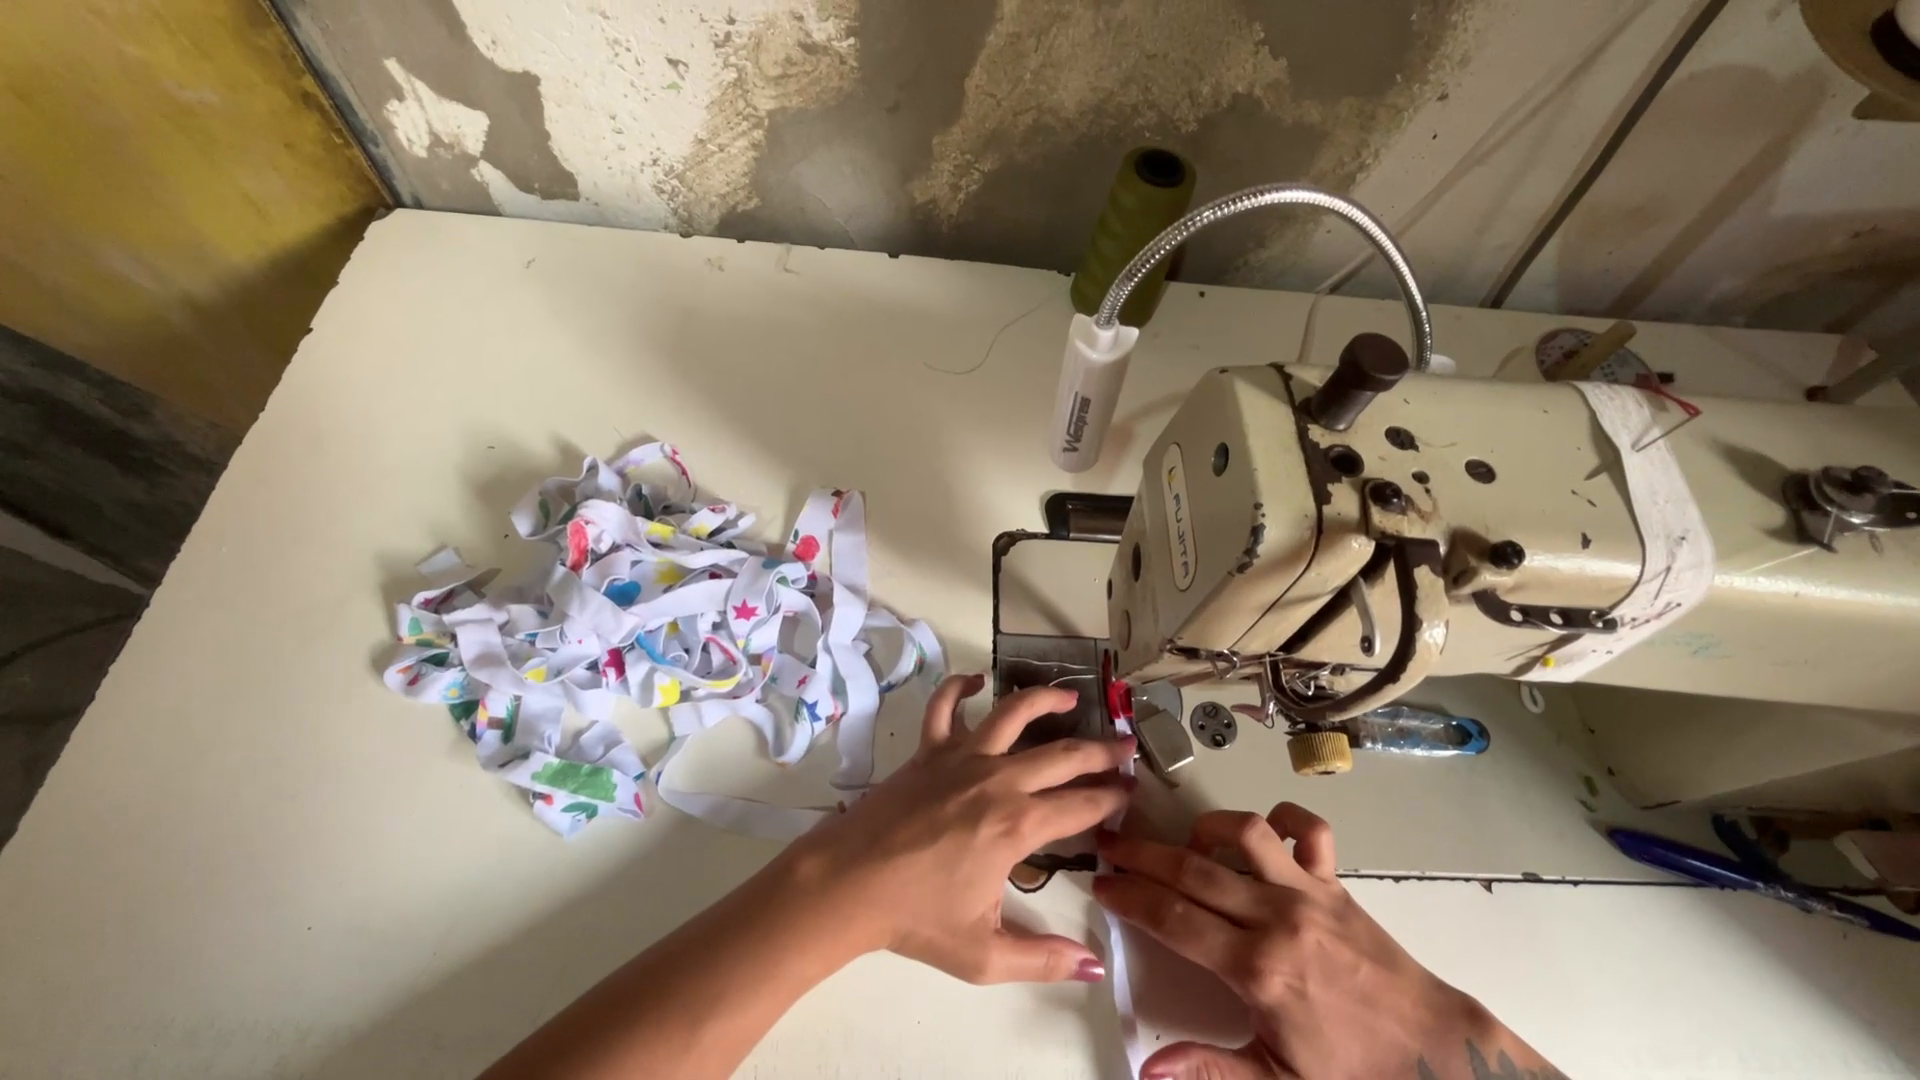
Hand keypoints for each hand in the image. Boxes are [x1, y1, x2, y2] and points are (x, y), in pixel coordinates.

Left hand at [782, 674, 1134, 984]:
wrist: (848, 883)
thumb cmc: (915, 919)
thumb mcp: (984, 954)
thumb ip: (1044, 960)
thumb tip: (1094, 967)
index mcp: (1018, 826)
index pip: (1082, 805)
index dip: (1112, 798)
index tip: (1131, 792)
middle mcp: (998, 781)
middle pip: (1063, 755)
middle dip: (1102, 751)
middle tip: (1126, 748)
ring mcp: (961, 758)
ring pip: (1013, 713)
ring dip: (1046, 700)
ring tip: (1071, 697)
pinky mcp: (928, 750)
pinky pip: (945, 707)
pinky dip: (960, 687)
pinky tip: (977, 682)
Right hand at [1094, 803, 1492, 1079]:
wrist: (1433, 1052)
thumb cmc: (1350, 1069)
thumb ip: (1210, 1069)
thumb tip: (1148, 1070)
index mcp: (1255, 970)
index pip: (1171, 918)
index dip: (1129, 896)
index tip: (1100, 883)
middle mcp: (1276, 919)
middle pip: (1192, 869)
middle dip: (1141, 854)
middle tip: (1110, 846)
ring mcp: (1308, 893)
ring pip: (1244, 833)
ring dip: (1205, 827)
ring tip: (1184, 842)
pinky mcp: (1335, 884)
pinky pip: (1309, 830)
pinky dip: (1283, 819)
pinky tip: (1262, 833)